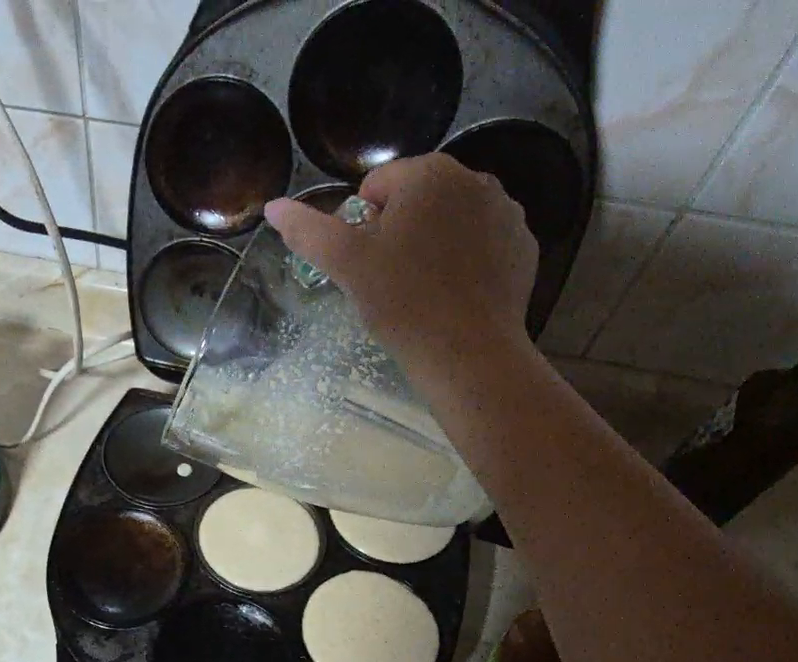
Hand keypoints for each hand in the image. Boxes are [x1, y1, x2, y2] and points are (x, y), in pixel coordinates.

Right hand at [263, 153, 538, 380]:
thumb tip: (273, 206)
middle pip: (416, 200)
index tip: (366, 263)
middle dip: (398, 231)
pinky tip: (453, 295)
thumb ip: (306, 230)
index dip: (361, 225)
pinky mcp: (524, 246)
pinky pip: (481, 244)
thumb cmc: (401, 302)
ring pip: (449, 221)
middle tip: (389, 280)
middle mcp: (475, 179)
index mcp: (429, 174)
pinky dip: (464, 261)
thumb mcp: (344, 264)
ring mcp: (506, 212)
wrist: (467, 352)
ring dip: (431, 245)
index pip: (376, 186)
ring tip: (421, 290)